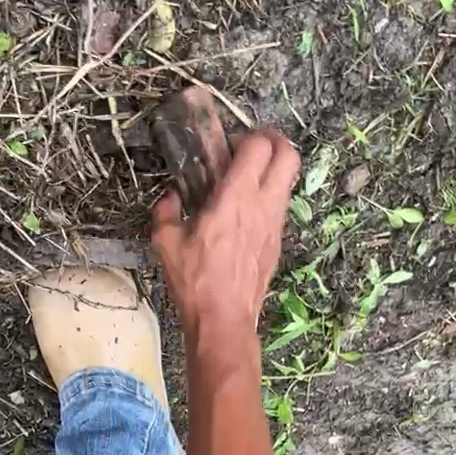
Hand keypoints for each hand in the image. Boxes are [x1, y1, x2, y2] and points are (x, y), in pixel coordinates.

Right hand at [151, 127, 299, 343]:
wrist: (223, 319)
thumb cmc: (195, 281)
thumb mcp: (166, 242)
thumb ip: (166, 212)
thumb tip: (170, 198)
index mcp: (236, 198)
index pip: (259, 146)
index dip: (247, 135)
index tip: (228, 145)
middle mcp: (263, 205)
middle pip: (289, 155)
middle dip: (274, 142)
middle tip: (251, 147)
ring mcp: (276, 224)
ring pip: (289, 180)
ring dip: (272, 169)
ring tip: (246, 179)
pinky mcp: (278, 241)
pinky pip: (281, 205)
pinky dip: (269, 196)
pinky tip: (245, 211)